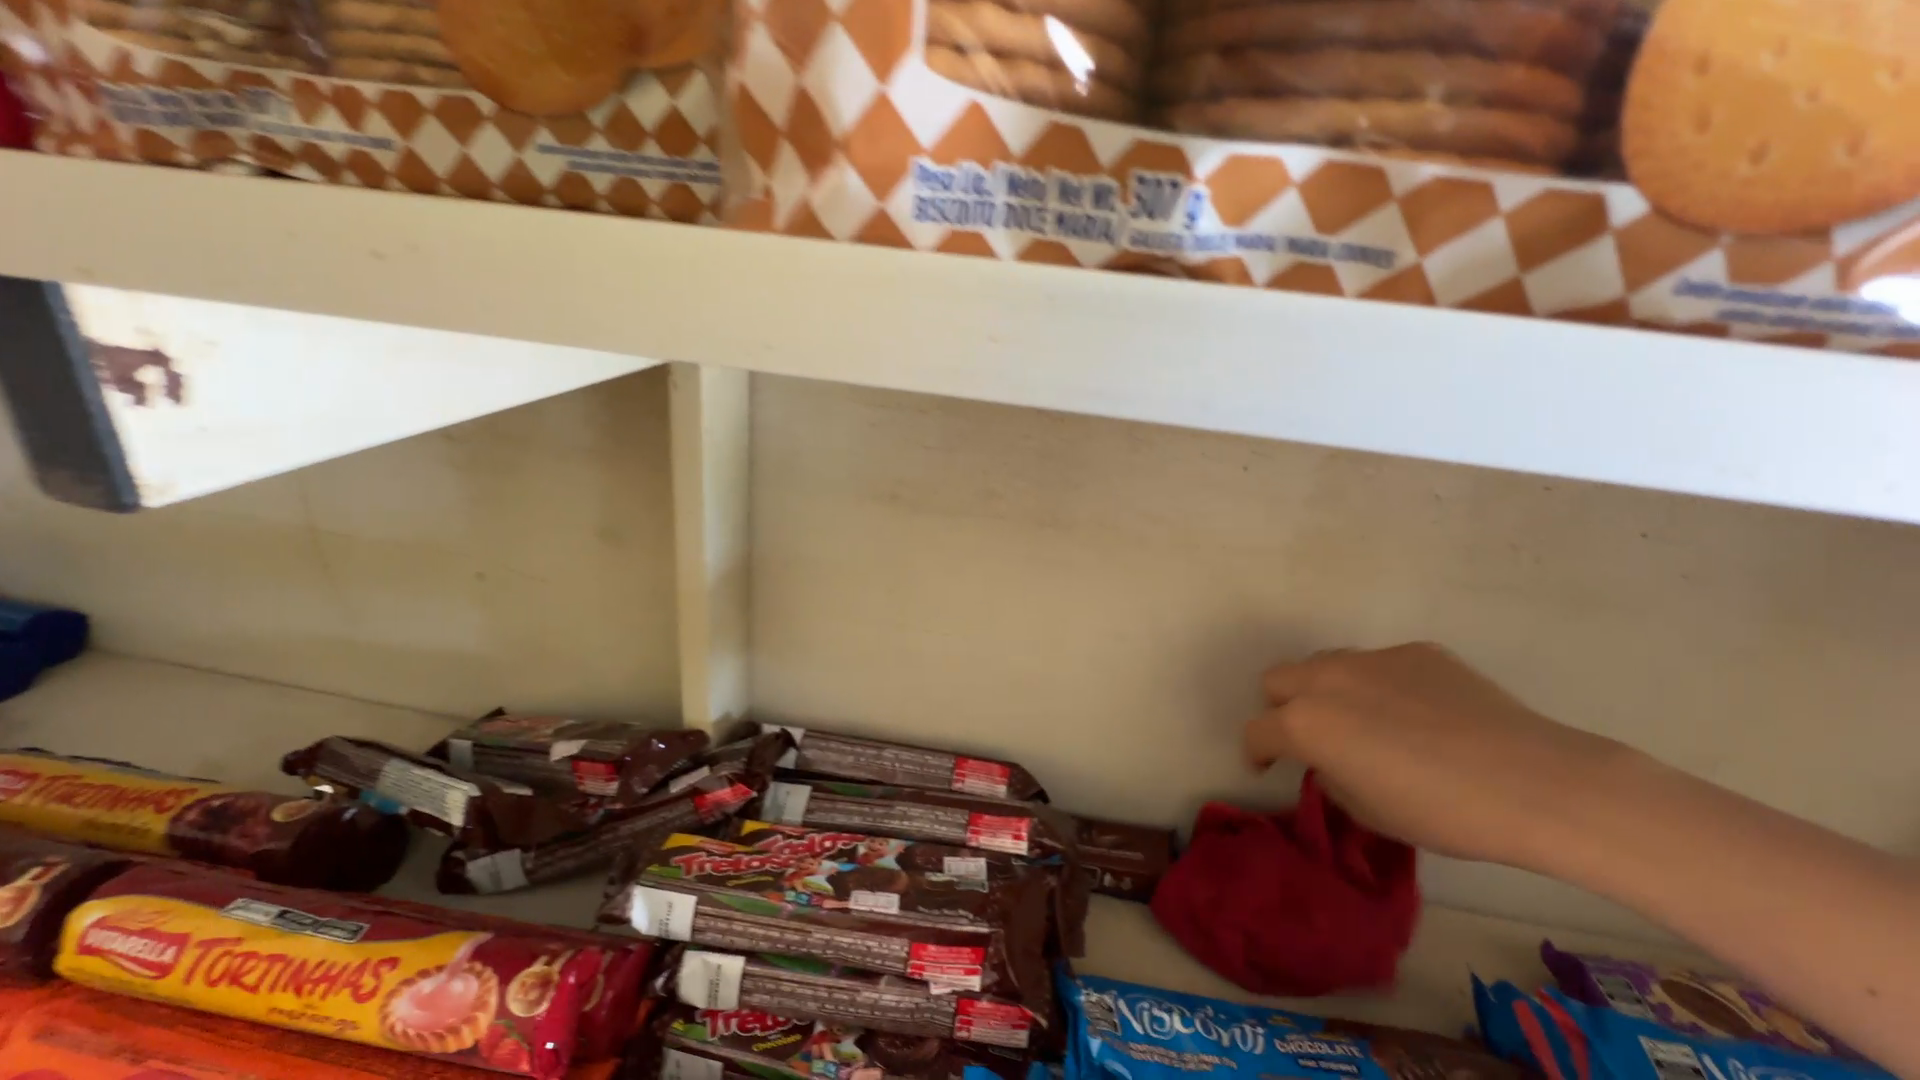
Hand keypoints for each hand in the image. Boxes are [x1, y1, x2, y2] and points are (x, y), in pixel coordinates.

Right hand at [1246, 643, 1634, 868]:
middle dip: (1283, 709)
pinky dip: (1381, 686)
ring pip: (1327, 664)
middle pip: (1279, 680)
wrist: (1534, 782)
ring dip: (1327, 691)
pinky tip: (1419, 718)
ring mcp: (1375, 658)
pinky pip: (1381, 665)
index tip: (1269, 768)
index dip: (1258, 753)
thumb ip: (1330, 776)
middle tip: (1312, 740)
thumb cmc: (1440, 811)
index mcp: (1306, 723)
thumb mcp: (1365, 811)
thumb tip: (1330, 761)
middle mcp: (1328, 679)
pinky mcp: (1419, 652)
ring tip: (1363, 724)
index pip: (1257, 731)